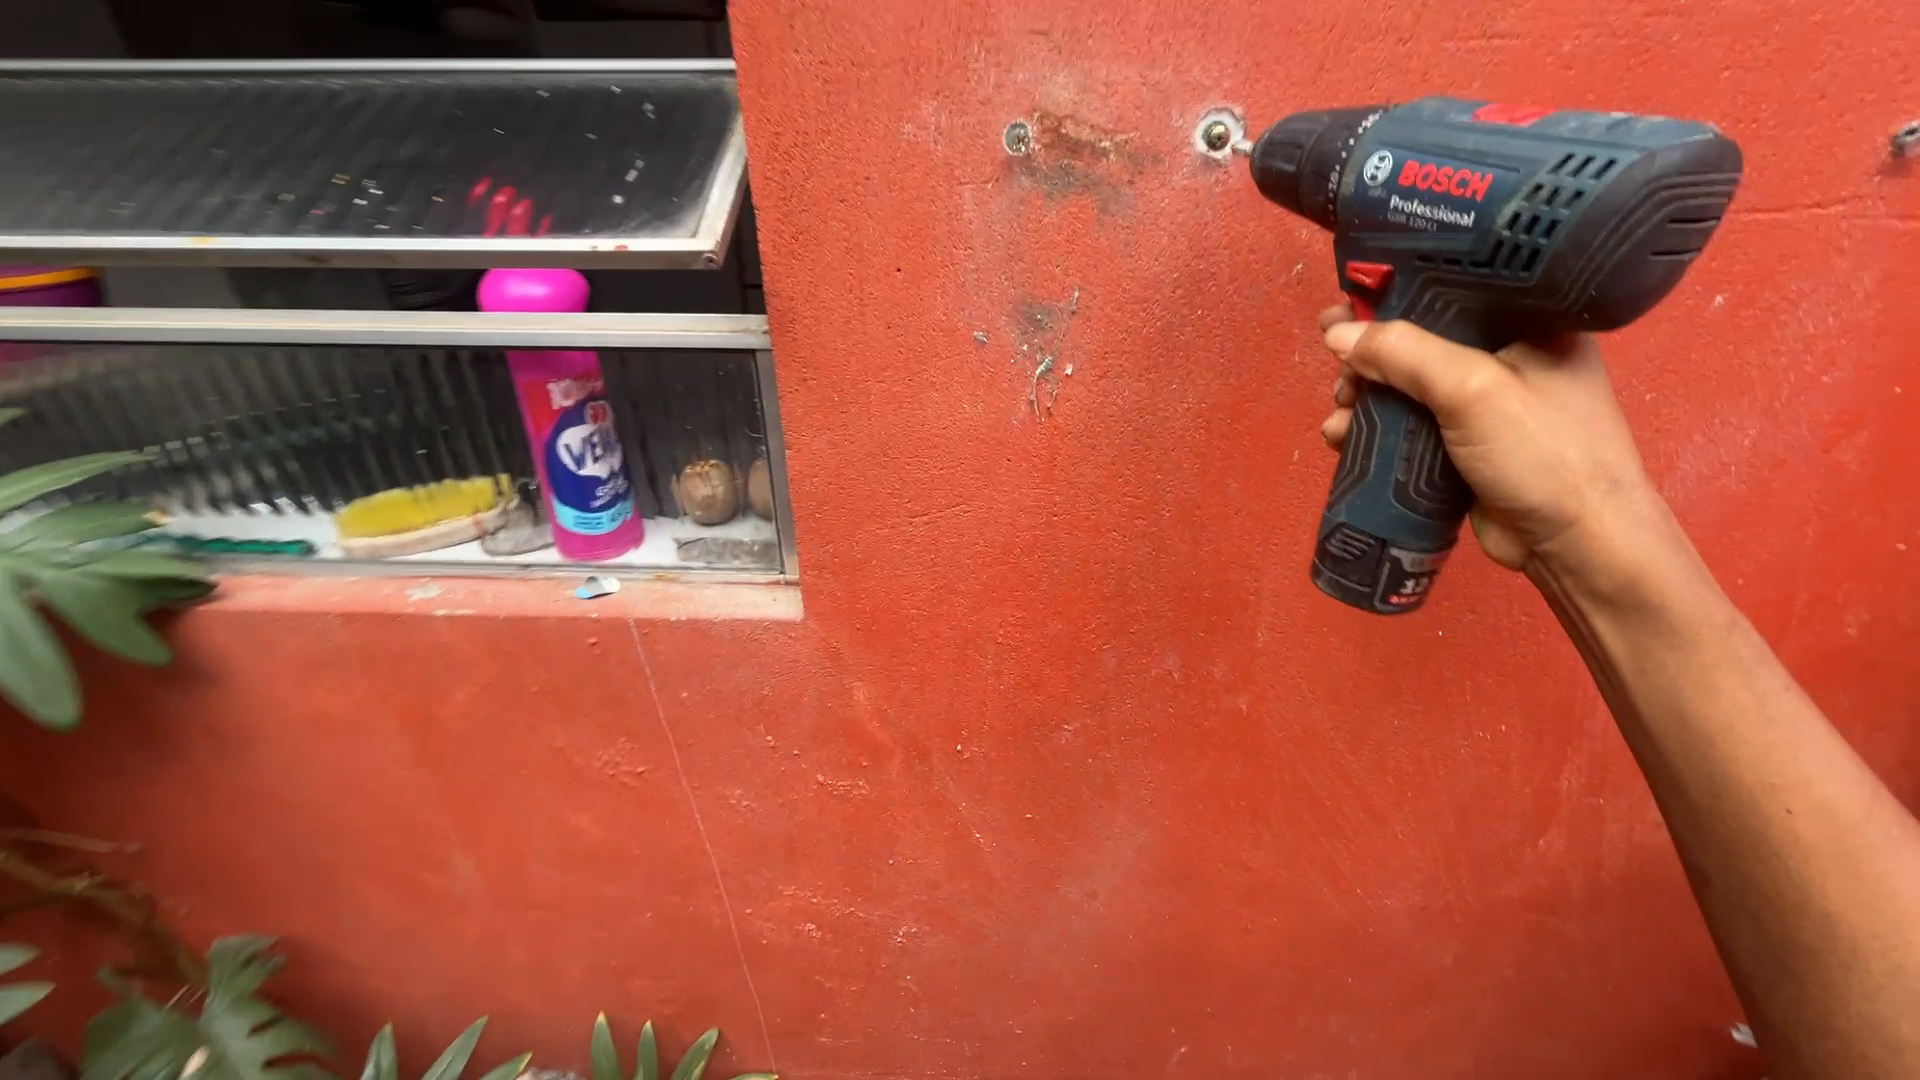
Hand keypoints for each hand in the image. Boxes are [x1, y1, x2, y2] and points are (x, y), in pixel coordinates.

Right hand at [1318, 305, 1662, 572]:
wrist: (1574, 543)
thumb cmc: (1541, 454)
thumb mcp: (1472, 390)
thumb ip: (1405, 355)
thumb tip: (1336, 333)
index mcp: (1529, 325)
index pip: (1448, 295)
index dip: (1390, 300)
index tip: (1340, 312)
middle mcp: (1505, 358)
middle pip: (1416, 345)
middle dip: (1367, 363)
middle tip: (1342, 382)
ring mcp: (1482, 407)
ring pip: (1404, 390)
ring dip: (1362, 401)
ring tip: (1339, 419)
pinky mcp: (1461, 446)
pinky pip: (1405, 426)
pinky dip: (1372, 431)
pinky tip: (1343, 440)